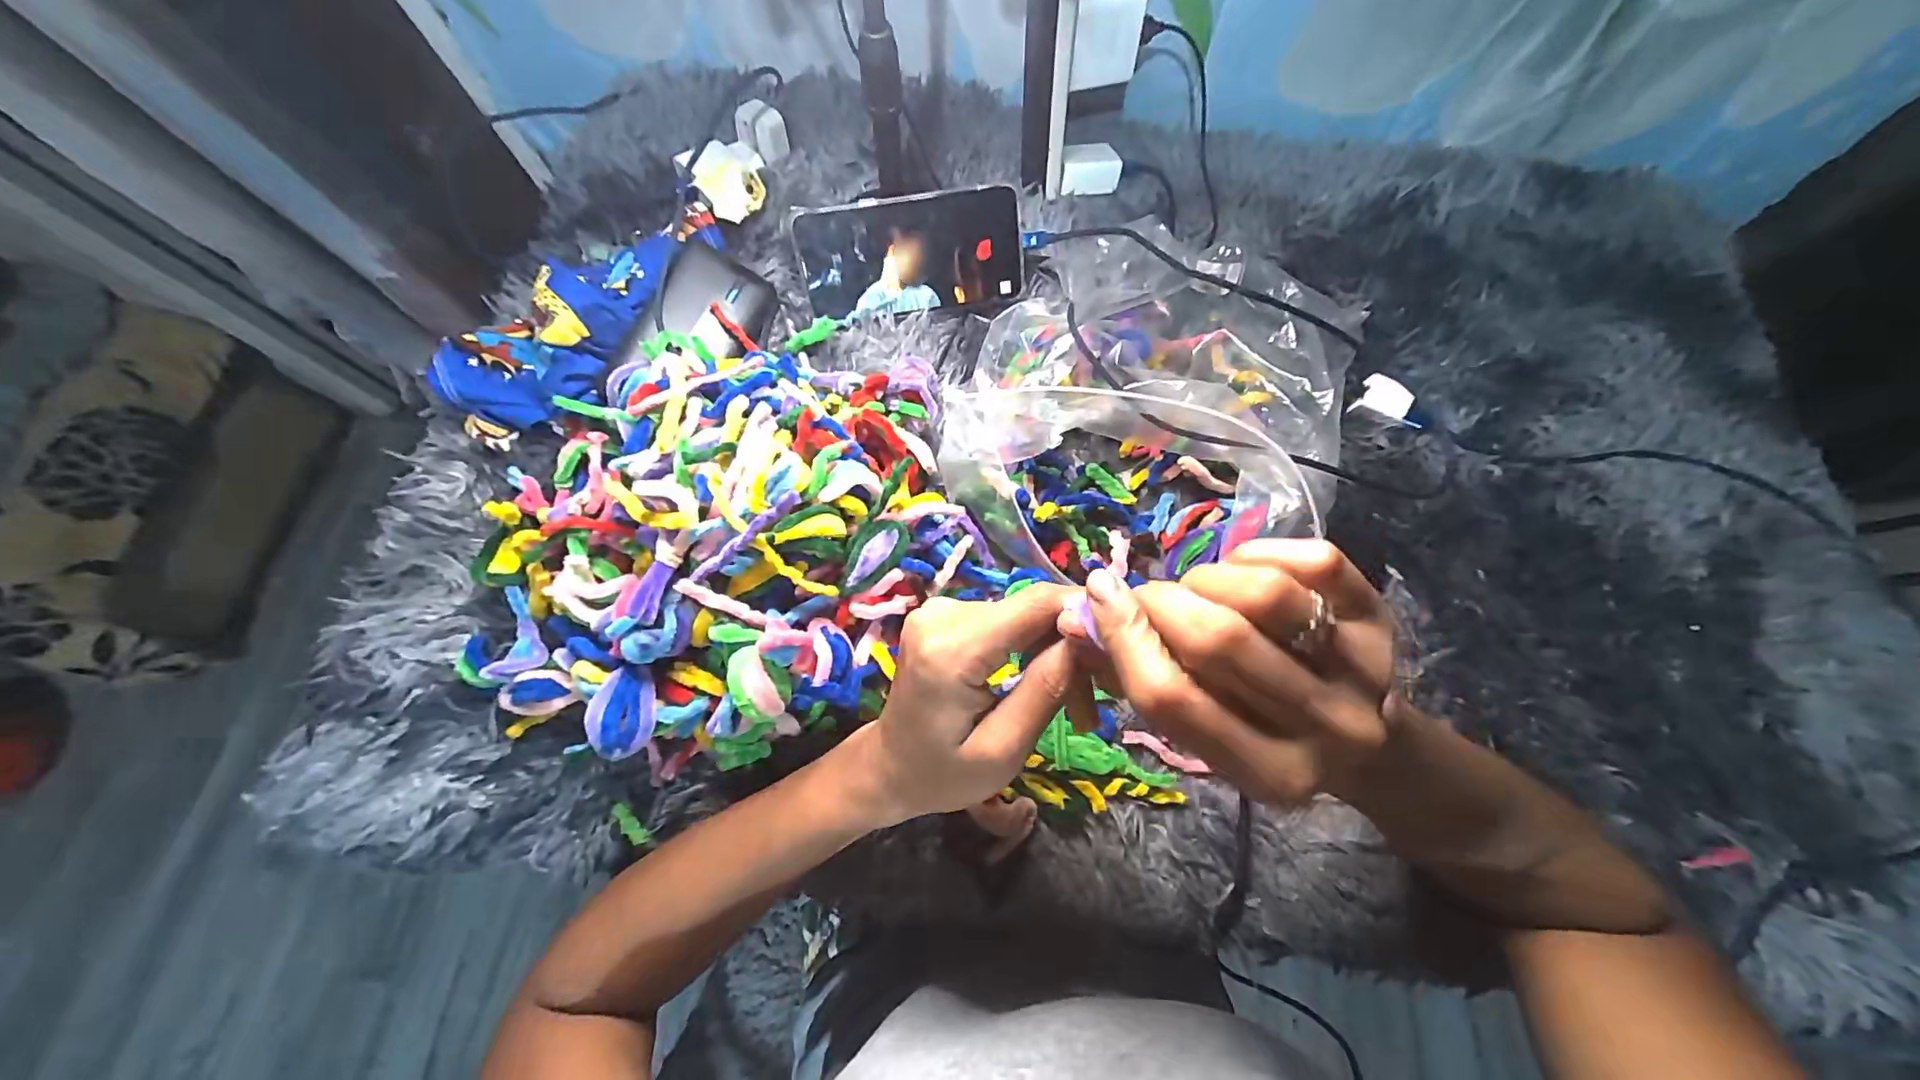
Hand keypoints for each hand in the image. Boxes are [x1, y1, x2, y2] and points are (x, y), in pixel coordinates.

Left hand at [841, 584, 1089, 827]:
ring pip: (1024, 613)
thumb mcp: (1002, 750)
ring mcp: (940, 609)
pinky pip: (1005, 618)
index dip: (1084, 614)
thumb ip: (1044, 690)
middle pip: (1033, 608)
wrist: (888, 768)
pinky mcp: (946, 614)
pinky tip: (1040, 679)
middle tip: (1091, 703)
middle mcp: (942, 614)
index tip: (1117, 651)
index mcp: (950, 648)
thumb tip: (1086, 636)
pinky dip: (1030, 645)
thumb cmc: (942, 775)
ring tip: (1070, 703)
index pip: (1035, 604)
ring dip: (1053, 649)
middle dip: (1071, 645)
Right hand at [1060, 539, 1396, 804]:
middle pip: (1216, 640)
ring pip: (1264, 595)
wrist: (1368, 744)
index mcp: (1269, 774)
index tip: (1098, 593)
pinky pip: (1314, 559)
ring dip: (1208, 579)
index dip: (1125, 637)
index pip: (1173, 699)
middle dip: (1161, 602)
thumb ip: (1137, 677)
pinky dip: (1259, 552)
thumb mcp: (1202, 733)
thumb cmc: (1261, 736)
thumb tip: (1078, 614)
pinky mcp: (1383, 618)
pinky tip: (1241, 568)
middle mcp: (1326, 729)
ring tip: (1198, 590)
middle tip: (1148, 596)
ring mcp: (1363, 670)